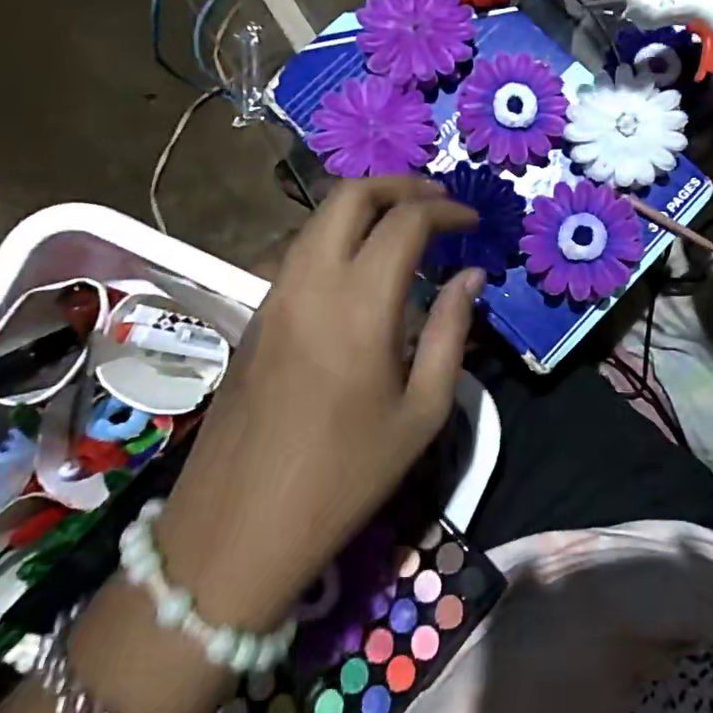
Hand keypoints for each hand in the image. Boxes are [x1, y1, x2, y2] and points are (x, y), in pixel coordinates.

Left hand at [154, 176, 483, 628]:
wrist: (239, 527)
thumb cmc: (347, 475)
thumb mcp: (422, 411)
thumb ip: (450, 332)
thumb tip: (470, 277)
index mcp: (359, 305)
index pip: (406, 222)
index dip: (446, 211)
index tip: (473, 222)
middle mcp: (309, 282)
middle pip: (349, 197)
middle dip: (399, 186)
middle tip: (438, 201)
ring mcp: (272, 295)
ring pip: (317, 219)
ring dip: (365, 207)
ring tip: (404, 226)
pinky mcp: (254, 315)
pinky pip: (297, 251)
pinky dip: (337, 237)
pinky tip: (360, 269)